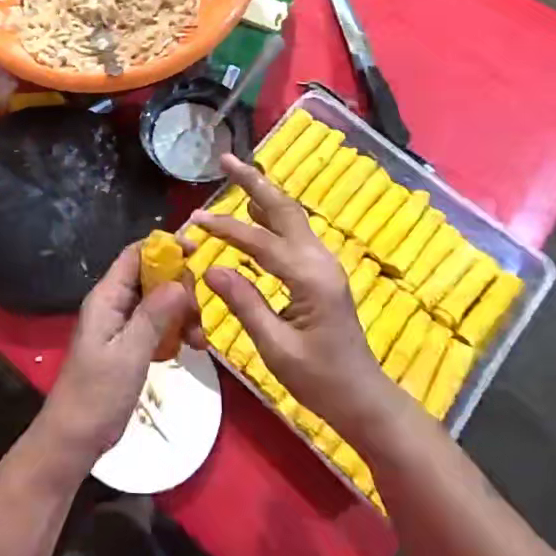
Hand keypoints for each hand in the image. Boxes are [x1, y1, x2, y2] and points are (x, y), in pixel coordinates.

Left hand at [39, 243, 197, 464]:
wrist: (74, 439)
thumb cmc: (97, 394)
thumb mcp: (129, 353)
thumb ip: (154, 315)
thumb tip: (180, 281)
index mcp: (107, 297)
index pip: (137, 254)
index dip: (167, 247)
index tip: (198, 253)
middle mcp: (115, 303)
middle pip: (155, 276)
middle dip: (182, 289)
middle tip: (200, 316)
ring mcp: (123, 323)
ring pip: (162, 301)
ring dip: (184, 314)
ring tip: (198, 341)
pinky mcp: (131, 343)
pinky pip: (160, 324)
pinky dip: (177, 331)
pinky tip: (189, 349)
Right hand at [192, 154, 393, 427]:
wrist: (361, 396)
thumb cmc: (319, 379)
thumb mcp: (275, 347)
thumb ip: (244, 304)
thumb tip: (212, 268)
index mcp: (310, 278)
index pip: (260, 242)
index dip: (225, 228)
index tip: (194, 219)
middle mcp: (320, 261)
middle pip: (285, 210)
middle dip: (254, 182)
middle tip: (225, 159)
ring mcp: (324, 265)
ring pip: (292, 218)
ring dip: (264, 195)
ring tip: (236, 175)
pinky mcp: (321, 274)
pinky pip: (295, 235)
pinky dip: (272, 217)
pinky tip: (255, 214)